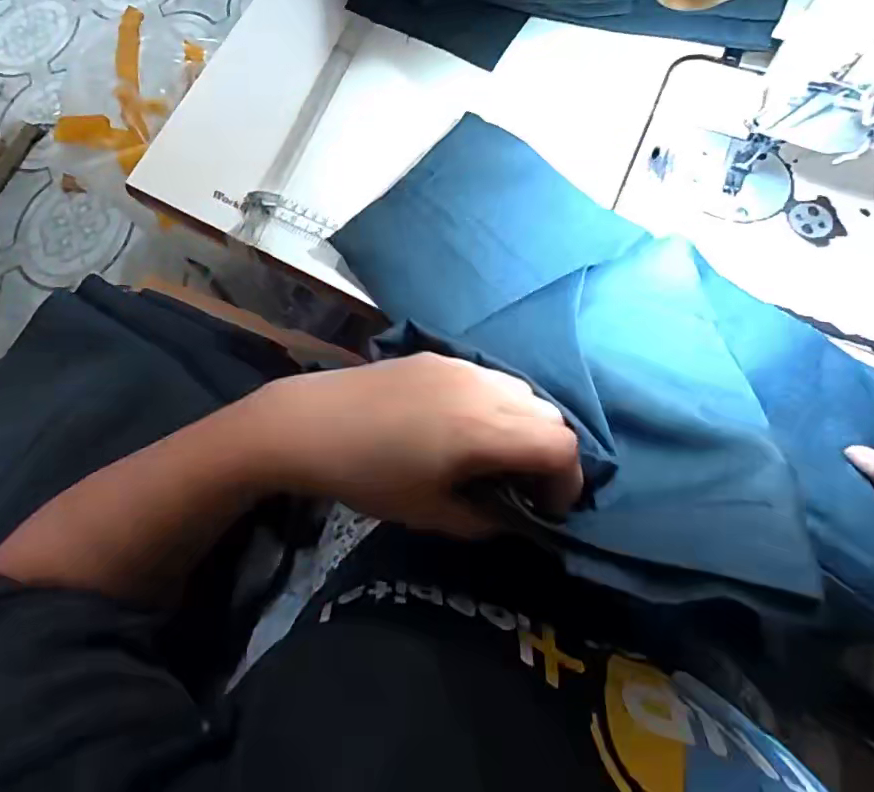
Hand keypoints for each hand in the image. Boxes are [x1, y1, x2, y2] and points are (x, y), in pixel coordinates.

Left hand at [242, 353, 580, 537]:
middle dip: (548, 453)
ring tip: (493, 453)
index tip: (544, 510)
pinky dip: (494, 401)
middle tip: (521, 485)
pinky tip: (460, 424)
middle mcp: (479, 386)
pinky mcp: (431, 355)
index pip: (562, 446)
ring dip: (522, 422)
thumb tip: (514, 516)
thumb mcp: (429, 512)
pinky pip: (484, 374)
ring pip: (518, 388)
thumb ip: (486, 519)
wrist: (306, 423)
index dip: (567, 484)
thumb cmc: (366, 475)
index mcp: (483, 427)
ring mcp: (454, 364)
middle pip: (548, 414)